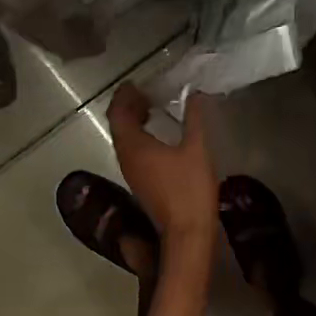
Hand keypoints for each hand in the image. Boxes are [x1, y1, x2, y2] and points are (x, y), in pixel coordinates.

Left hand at [106, 83, 217, 239]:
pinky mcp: (141, 183)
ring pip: (125, 141)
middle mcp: (127, 158)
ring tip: (151, 109)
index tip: (135, 83)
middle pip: (119, 126)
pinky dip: (140, 138)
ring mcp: (132, 173)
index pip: (119, 114)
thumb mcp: (197, 149)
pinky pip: (133, 152)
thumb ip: (194, 118)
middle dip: (128, 107)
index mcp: (135, 146)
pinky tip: (158, 137)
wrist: (186, 232)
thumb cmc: (190, 188)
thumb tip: (194, 93)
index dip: (124, 96)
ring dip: (133, 123)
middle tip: (144, 92)